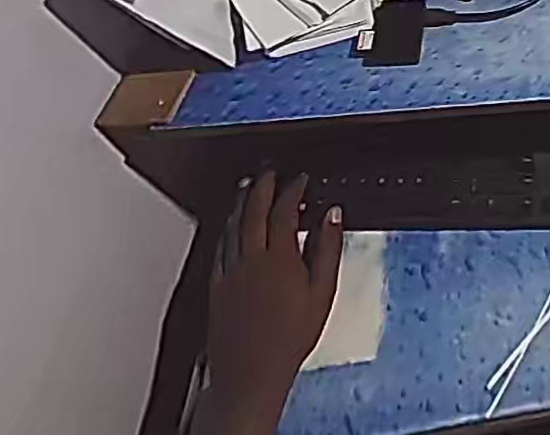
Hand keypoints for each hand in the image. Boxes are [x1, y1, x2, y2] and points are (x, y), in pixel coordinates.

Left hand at [201, 171, 342, 434]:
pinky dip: (227, 226)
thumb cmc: (289, 339)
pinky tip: (231, 224)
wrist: (250, 378)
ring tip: (249, 187)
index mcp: (279, 258)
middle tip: (270, 172)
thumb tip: (333, 215)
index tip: (300, 180)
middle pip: (253, 209)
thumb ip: (328, 248)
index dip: (292, 189)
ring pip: (233, 224)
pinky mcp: (216, 285)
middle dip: (262, 185)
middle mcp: (251, 259)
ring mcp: (230, 271)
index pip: (284, 210)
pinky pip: (220, 245)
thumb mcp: (322, 293)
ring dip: (242, 200)